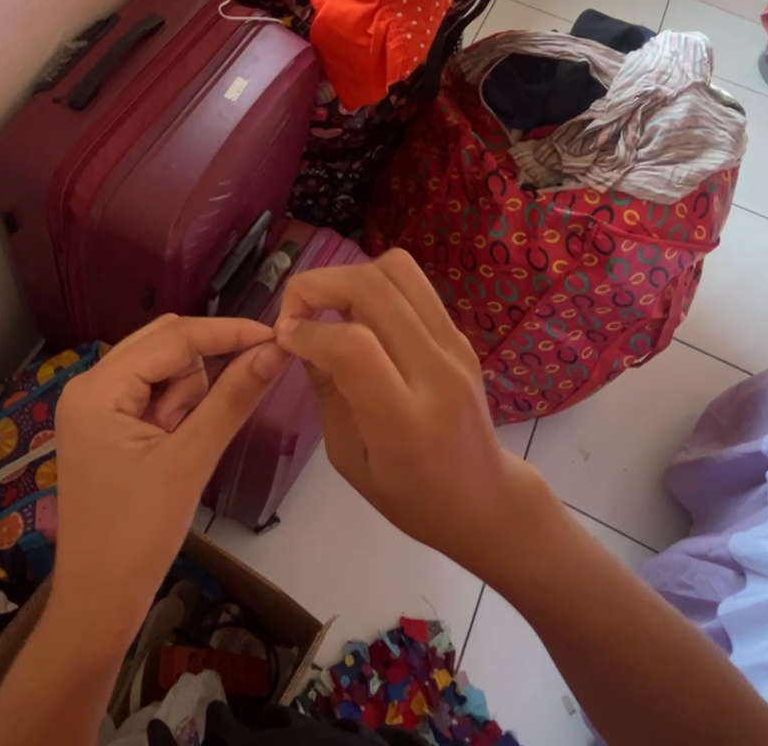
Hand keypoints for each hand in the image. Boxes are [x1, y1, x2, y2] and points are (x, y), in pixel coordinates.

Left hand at [52, 315, 286, 631]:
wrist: (99, 602)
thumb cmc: (138, 534)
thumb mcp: (191, 460)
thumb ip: (233, 398)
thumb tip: (276, 349)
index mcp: (97, 387)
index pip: (173, 336)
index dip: (227, 332)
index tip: (277, 336)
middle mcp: (89, 384)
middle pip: (164, 345)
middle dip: (202, 371)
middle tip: (218, 411)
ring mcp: (95, 406)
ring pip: (163, 370)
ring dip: (187, 398)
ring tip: (180, 448)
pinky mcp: (106, 427)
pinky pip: (153, 396)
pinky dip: (177, 412)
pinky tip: (174, 448)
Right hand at [273, 250, 549, 574]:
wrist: (484, 498)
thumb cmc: (409, 495)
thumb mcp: (348, 456)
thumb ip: (326, 389)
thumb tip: (298, 335)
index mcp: (404, 421)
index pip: (353, 346)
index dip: (307, 331)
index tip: (284, 338)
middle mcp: (435, 372)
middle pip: (374, 287)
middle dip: (318, 285)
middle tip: (295, 313)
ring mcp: (454, 346)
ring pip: (397, 269)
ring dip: (348, 277)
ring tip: (328, 309)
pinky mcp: (460, 334)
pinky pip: (412, 284)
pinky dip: (372, 286)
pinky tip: (357, 316)